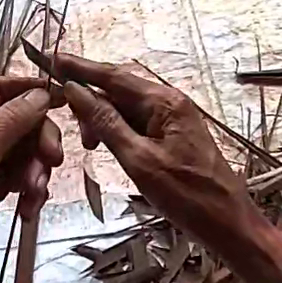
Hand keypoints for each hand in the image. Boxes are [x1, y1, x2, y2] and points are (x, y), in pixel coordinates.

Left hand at [0, 75, 62, 282]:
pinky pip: (21, 175)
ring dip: (35, 170)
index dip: (31, 91)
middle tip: (52, 158)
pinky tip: (28, 206)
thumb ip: (12, 121)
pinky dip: (29, 189)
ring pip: (24, 150)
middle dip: (38, 141)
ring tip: (33, 191)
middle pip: (18, 121)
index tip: (62, 96)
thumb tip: (39, 94)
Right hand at [53, 53, 281, 282]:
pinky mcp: (172, 134)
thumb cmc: (187, 195)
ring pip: (126, 107)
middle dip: (90, 100)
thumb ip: (106, 122)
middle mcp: (169, 102)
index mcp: (164, 102)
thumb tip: (76, 90)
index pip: (114, 76)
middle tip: (67, 118)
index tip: (53, 58)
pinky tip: (105, 145)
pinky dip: (116, 130)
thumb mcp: (138, 160)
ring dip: (102, 119)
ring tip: (89, 144)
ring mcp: (172, 118)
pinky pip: (136, 122)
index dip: (81, 67)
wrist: (228, 224)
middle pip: (119, 89)